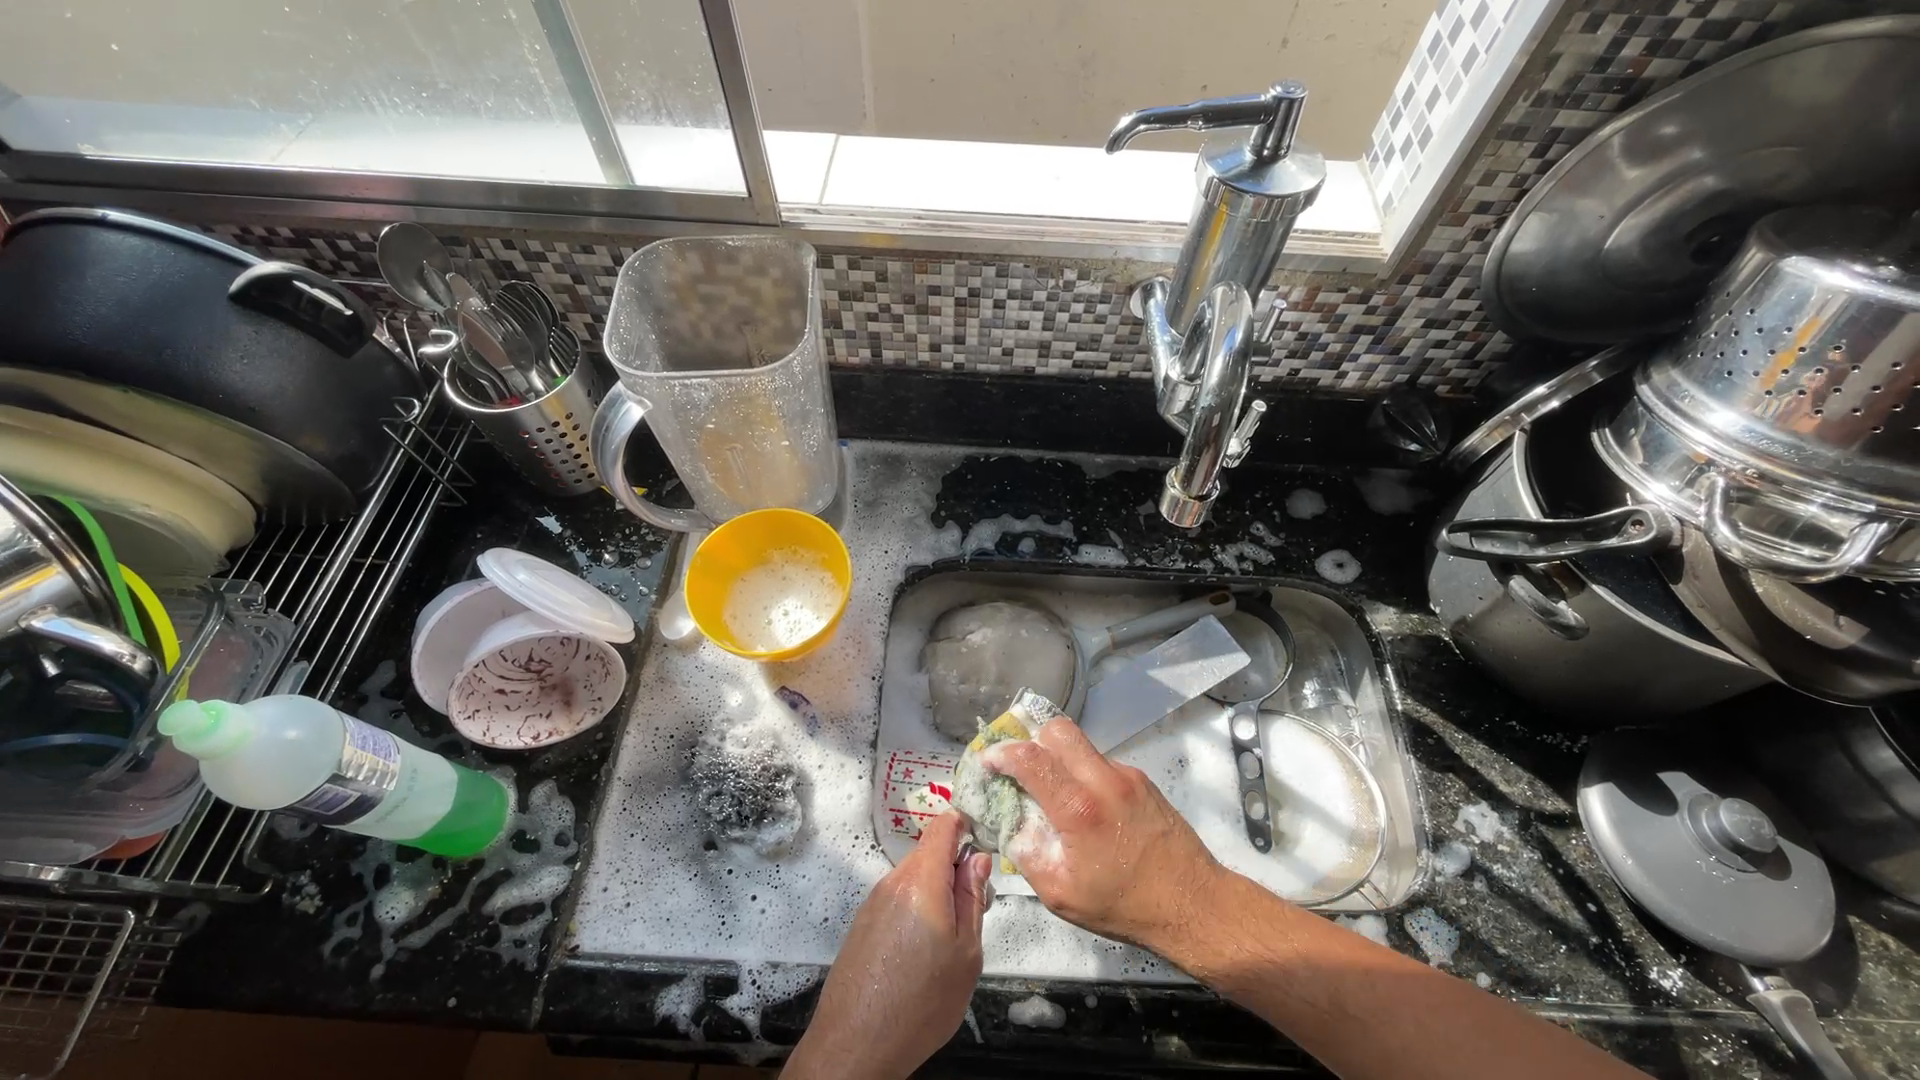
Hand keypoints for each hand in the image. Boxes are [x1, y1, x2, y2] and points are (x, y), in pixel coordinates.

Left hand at [785, 812, 992, 1079]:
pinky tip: (921, 954)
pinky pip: (898, 900)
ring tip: (947, 941)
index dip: (966, 826)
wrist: (856, 1044)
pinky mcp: (863, 923)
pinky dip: (916, 912)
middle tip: (973, 908)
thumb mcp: (966, 954)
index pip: (943, 827)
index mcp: (921, 881)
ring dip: (936, 894)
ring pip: (914, 879)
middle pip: (929, 854)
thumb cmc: (922, 1002)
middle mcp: (893, 882)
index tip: (985, 845)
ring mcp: (874, 902)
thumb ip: (972, 899)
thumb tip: (977, 858)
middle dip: (955, 870)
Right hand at [983, 714, 1225, 952]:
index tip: (988, 762)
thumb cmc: (1124, 905)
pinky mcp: (1144, 782)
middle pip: (1058, 731)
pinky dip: (1084, 774)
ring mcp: (1128, 776)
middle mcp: (1104, 780)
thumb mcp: (1059, 893)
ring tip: (1052, 793)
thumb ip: (1026, 852)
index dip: (1001, 754)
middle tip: (1019, 766)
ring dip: (1059, 759)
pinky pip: (1102, 764)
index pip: (1030, 758)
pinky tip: (1085, 809)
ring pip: (1082, 746)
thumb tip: (1011, 823)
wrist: (1193, 904)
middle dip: (1031, 741)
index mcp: (1079, 808)